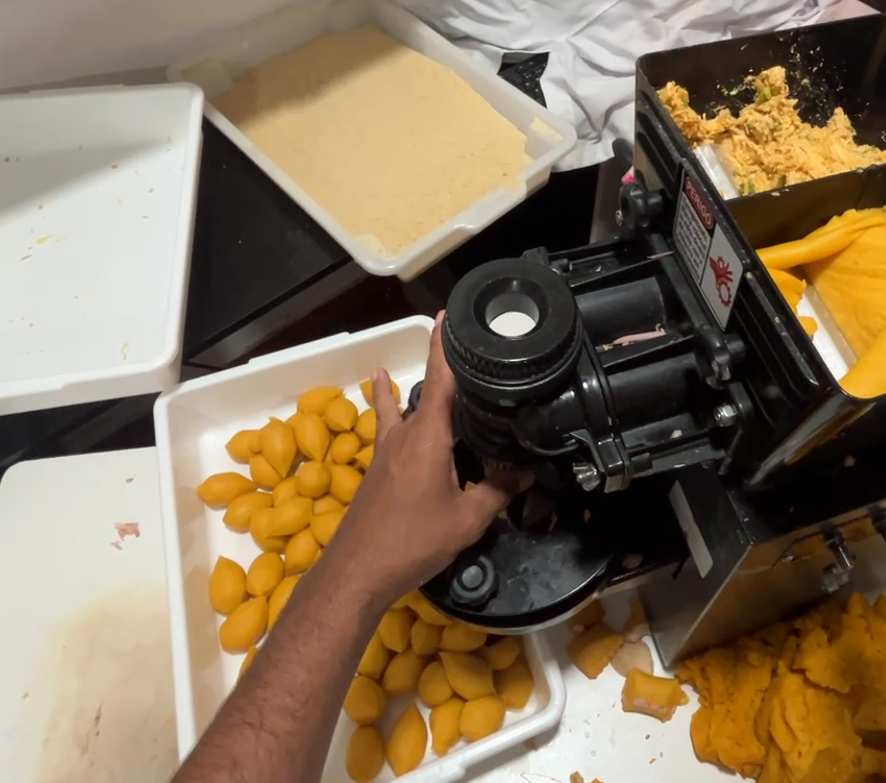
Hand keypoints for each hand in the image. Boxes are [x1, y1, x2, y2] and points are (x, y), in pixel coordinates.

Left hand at [332, 318, 527, 605]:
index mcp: (428, 436)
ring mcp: (387, 451)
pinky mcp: (380, 469)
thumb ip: (498, 492)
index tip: (447, 315)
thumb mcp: (467, 519)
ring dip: (405, 390)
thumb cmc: (412, 540)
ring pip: (400, 409)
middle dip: (441, 367)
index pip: (440, 378)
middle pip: (425, 389)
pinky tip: (392, 423)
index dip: (443, 345)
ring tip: (399, 371)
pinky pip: (392, 430)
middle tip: (464, 351)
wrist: (358, 571)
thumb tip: (528, 473)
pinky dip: (392, 416)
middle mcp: (405, 434)